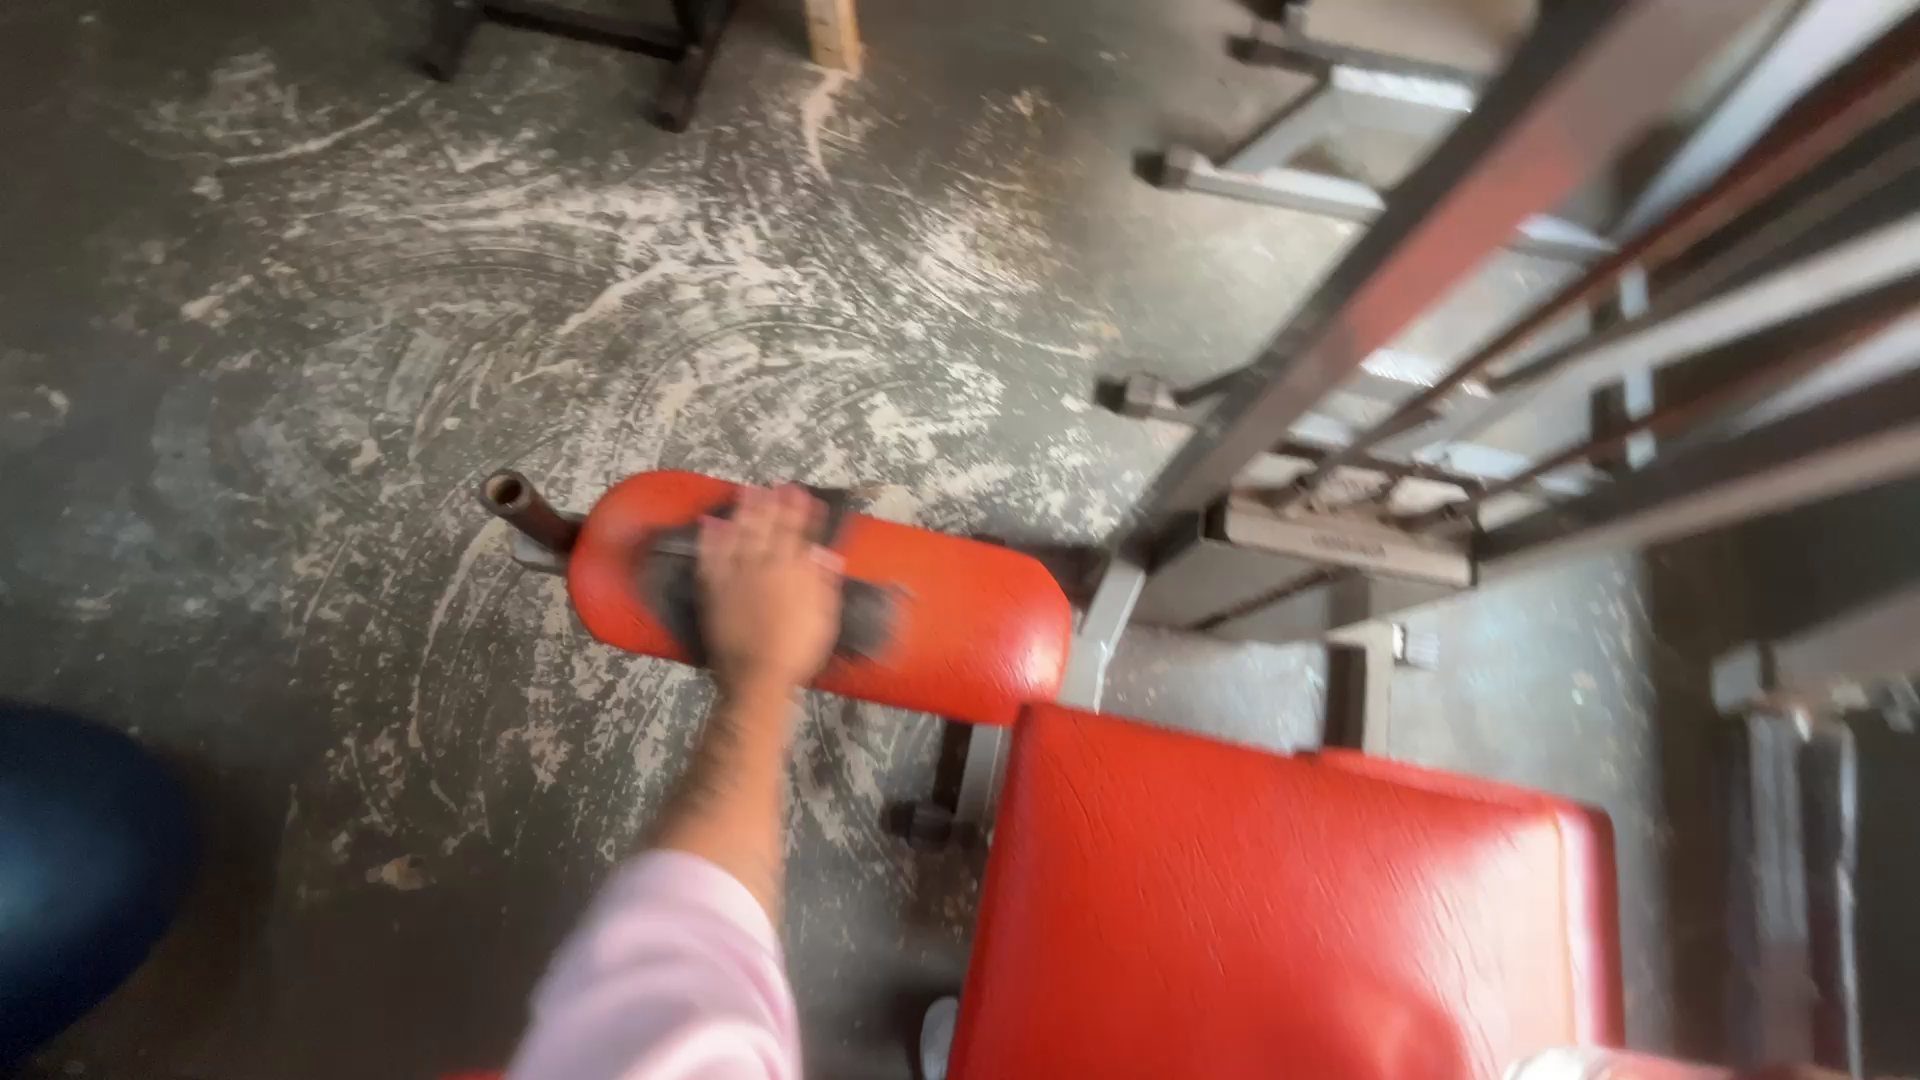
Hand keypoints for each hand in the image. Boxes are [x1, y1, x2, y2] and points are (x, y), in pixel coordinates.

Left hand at [697, 485, 843, 698]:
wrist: (758, 676)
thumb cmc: (798, 650)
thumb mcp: (824, 617)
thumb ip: (823, 582)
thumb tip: (824, 552)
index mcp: (793, 572)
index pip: (798, 533)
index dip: (801, 511)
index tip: (802, 492)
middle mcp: (764, 566)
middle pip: (768, 527)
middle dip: (774, 503)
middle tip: (776, 483)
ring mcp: (735, 576)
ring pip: (739, 535)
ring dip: (744, 511)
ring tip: (748, 491)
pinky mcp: (714, 590)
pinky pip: (710, 557)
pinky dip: (710, 538)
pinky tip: (711, 523)